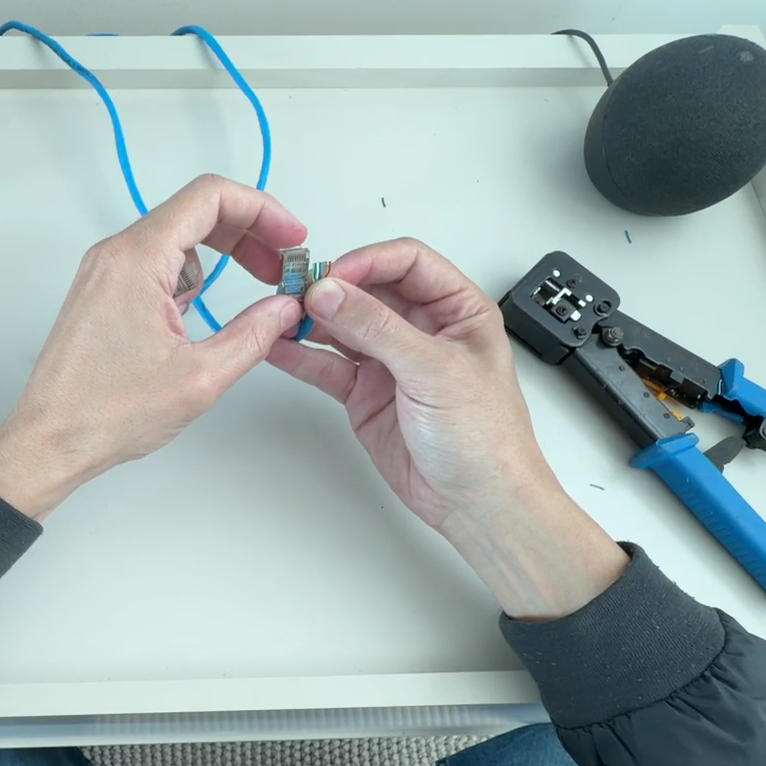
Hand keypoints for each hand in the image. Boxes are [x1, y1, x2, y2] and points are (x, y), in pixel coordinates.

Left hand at [0, 174, 307, 519]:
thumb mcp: (200, 378)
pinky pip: (155, 270)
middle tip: (279, 270)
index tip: (291, 236)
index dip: (262, 209)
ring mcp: (104, 275)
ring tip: (247, 300)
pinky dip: (188, 283)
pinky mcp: (102, 297)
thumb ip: (254, 335)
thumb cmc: (104, 413)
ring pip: (176, 244)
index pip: (210, 197)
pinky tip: (200, 319)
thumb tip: (284, 309)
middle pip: (195, 214)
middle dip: (247, 237)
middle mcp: (115, 256)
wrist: (50, 441)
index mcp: (136, 260)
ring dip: (219, 263)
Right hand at [267, 238, 626, 618]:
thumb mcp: (433, 370)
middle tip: (294, 291)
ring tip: (279, 316)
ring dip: (310, 321)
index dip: (366, 262)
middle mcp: (421, 331)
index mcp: (456, 310)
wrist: (474, 502)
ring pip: (341, 328)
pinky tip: (280, 348)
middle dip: (329, 289)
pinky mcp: (364, 394)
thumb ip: (377, 328)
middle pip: (367, 292)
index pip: (407, 263)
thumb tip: (331, 292)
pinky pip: (327, 366)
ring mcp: (389, 363)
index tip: (330, 275)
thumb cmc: (485, 438)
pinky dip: (301, 357)